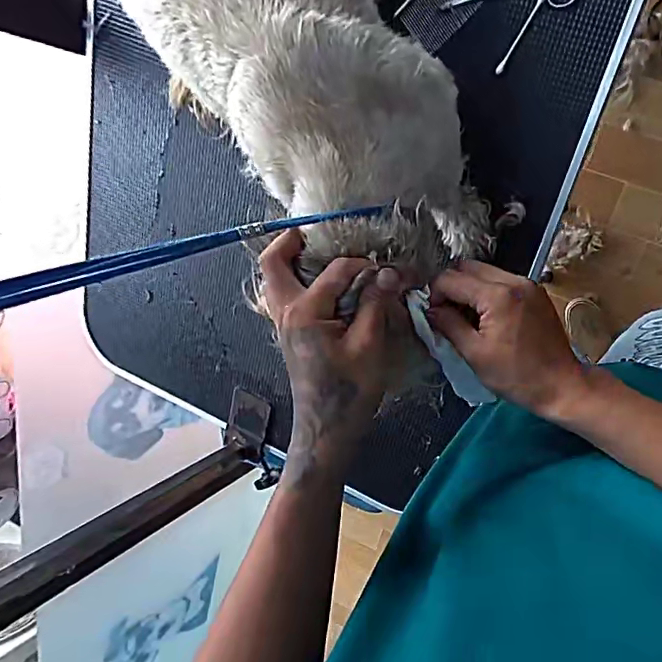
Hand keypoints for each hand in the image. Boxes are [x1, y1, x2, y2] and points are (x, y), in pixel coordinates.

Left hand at [258, 229, 407, 479]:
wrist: (328, 428)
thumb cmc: (349, 391)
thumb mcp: (369, 345)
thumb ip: (375, 304)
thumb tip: (388, 274)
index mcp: (305, 312)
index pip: (335, 271)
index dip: (363, 265)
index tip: (386, 272)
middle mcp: (286, 313)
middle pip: (273, 264)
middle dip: (289, 242)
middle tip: (313, 233)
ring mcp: (284, 325)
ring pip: (274, 281)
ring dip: (289, 263)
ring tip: (317, 255)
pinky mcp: (290, 336)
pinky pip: (284, 298)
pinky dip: (297, 283)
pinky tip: (324, 289)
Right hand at [425, 261, 594, 418]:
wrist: (560, 385)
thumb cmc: (517, 376)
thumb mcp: (474, 354)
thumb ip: (448, 325)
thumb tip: (430, 310)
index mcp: (498, 295)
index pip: (451, 279)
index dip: (434, 295)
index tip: (434, 316)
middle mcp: (514, 281)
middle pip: (468, 268)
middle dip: (452, 288)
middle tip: (448, 316)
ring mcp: (528, 285)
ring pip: (485, 272)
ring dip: (470, 290)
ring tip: (469, 320)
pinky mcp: (536, 293)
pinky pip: (503, 282)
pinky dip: (488, 294)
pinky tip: (488, 319)